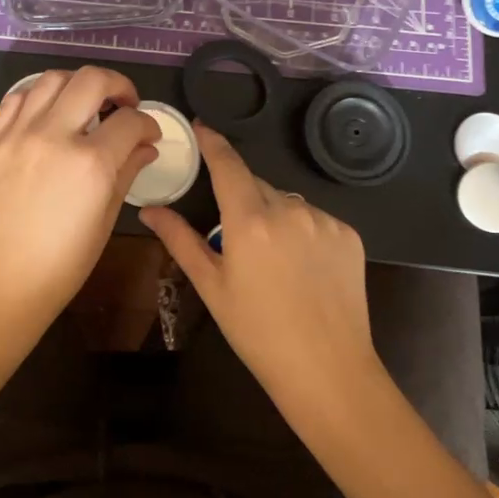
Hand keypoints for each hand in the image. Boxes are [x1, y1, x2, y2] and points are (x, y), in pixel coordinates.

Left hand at [0, 67, 161, 331]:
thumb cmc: (61, 264)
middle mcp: (54, 136)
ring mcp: (20, 133)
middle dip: (119, 85)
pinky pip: (18, 96)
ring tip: (89, 104)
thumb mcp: (106, 220)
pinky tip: (51, 112)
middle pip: (92, 79)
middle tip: (126, 105)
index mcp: (90, 163)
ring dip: (78, 83)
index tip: (150, 135)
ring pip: (53, 77)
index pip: (130, 121)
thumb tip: (146, 147)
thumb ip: (127, 173)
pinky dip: (40, 94)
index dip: (148, 124)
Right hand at [140, 124, 380, 415]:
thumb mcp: (211, 286)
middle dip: (240, 196)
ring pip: (286, 201)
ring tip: (271, 259)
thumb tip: (148, 209)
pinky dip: (302, 230)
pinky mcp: (349, 235)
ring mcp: (323, 220)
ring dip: (272, 214)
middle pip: (255, 184)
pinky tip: (302, 267)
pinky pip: (315, 218)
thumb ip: (180, 239)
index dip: (212, 142)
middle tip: (233, 234)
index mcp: (249, 220)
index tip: (200, 126)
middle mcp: (289, 209)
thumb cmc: (257, 332)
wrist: (328, 371)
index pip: (227, 164)